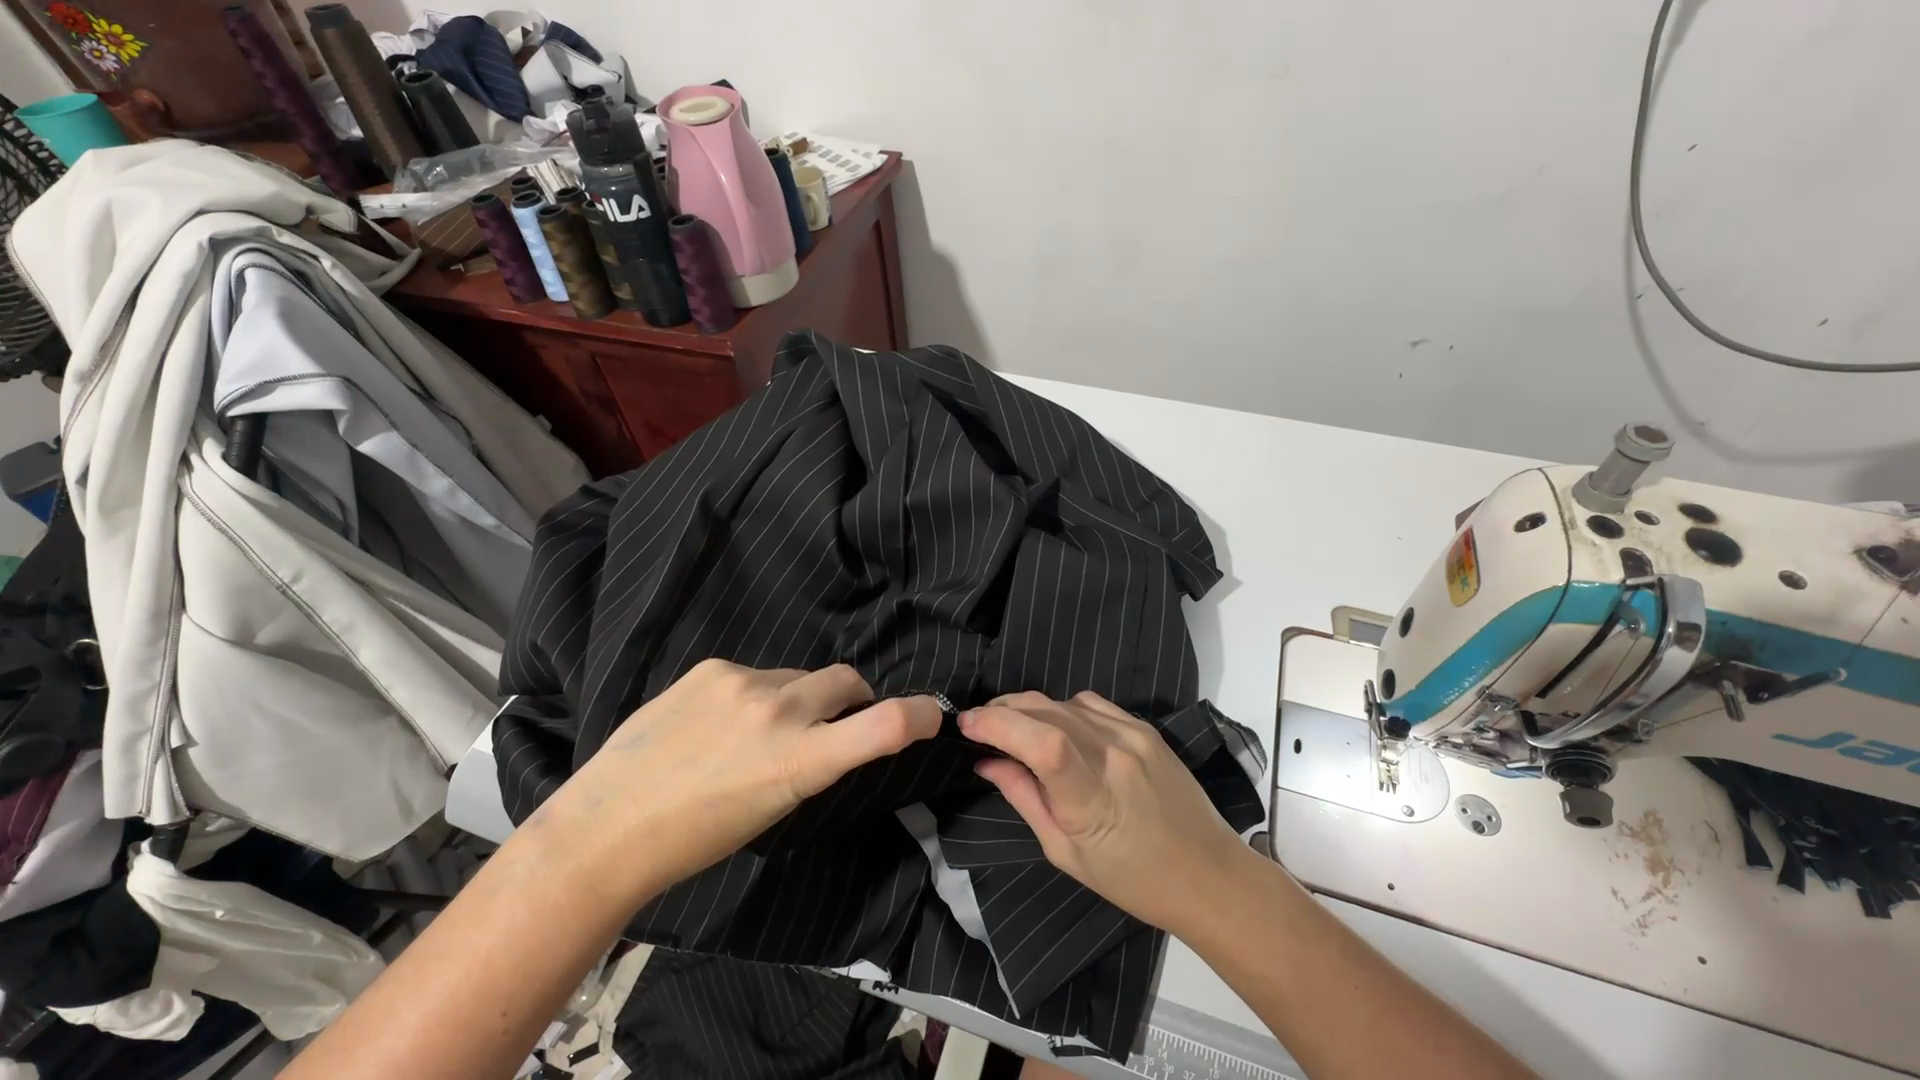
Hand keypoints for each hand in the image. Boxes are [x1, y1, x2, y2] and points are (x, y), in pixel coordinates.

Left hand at [539, 660, 940, 894]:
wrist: (610, 827)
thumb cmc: (696, 839)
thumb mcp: (774, 810)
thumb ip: (810, 762)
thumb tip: (830, 733)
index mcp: (800, 761)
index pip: (884, 725)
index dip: (920, 714)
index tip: (931, 714)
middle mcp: (779, 710)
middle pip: (847, 681)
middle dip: (853, 698)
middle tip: (833, 722)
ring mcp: (742, 683)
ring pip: (797, 676)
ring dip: (797, 697)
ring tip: (753, 733)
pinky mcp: (710, 668)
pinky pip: (754, 674)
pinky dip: (753, 695)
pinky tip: (715, 724)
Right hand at [959, 691, 1250, 935]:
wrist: (1210, 875)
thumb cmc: (1133, 880)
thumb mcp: (1065, 852)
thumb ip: (1025, 798)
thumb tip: (986, 761)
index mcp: (1095, 799)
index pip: (1042, 743)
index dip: (999, 724)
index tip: (966, 725)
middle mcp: (1116, 756)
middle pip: (1047, 711)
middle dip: (1003, 709)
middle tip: (976, 724)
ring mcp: (1136, 737)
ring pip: (1066, 701)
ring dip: (1030, 707)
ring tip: (1010, 725)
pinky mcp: (1148, 729)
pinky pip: (1092, 704)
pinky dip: (1063, 708)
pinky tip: (1054, 726)